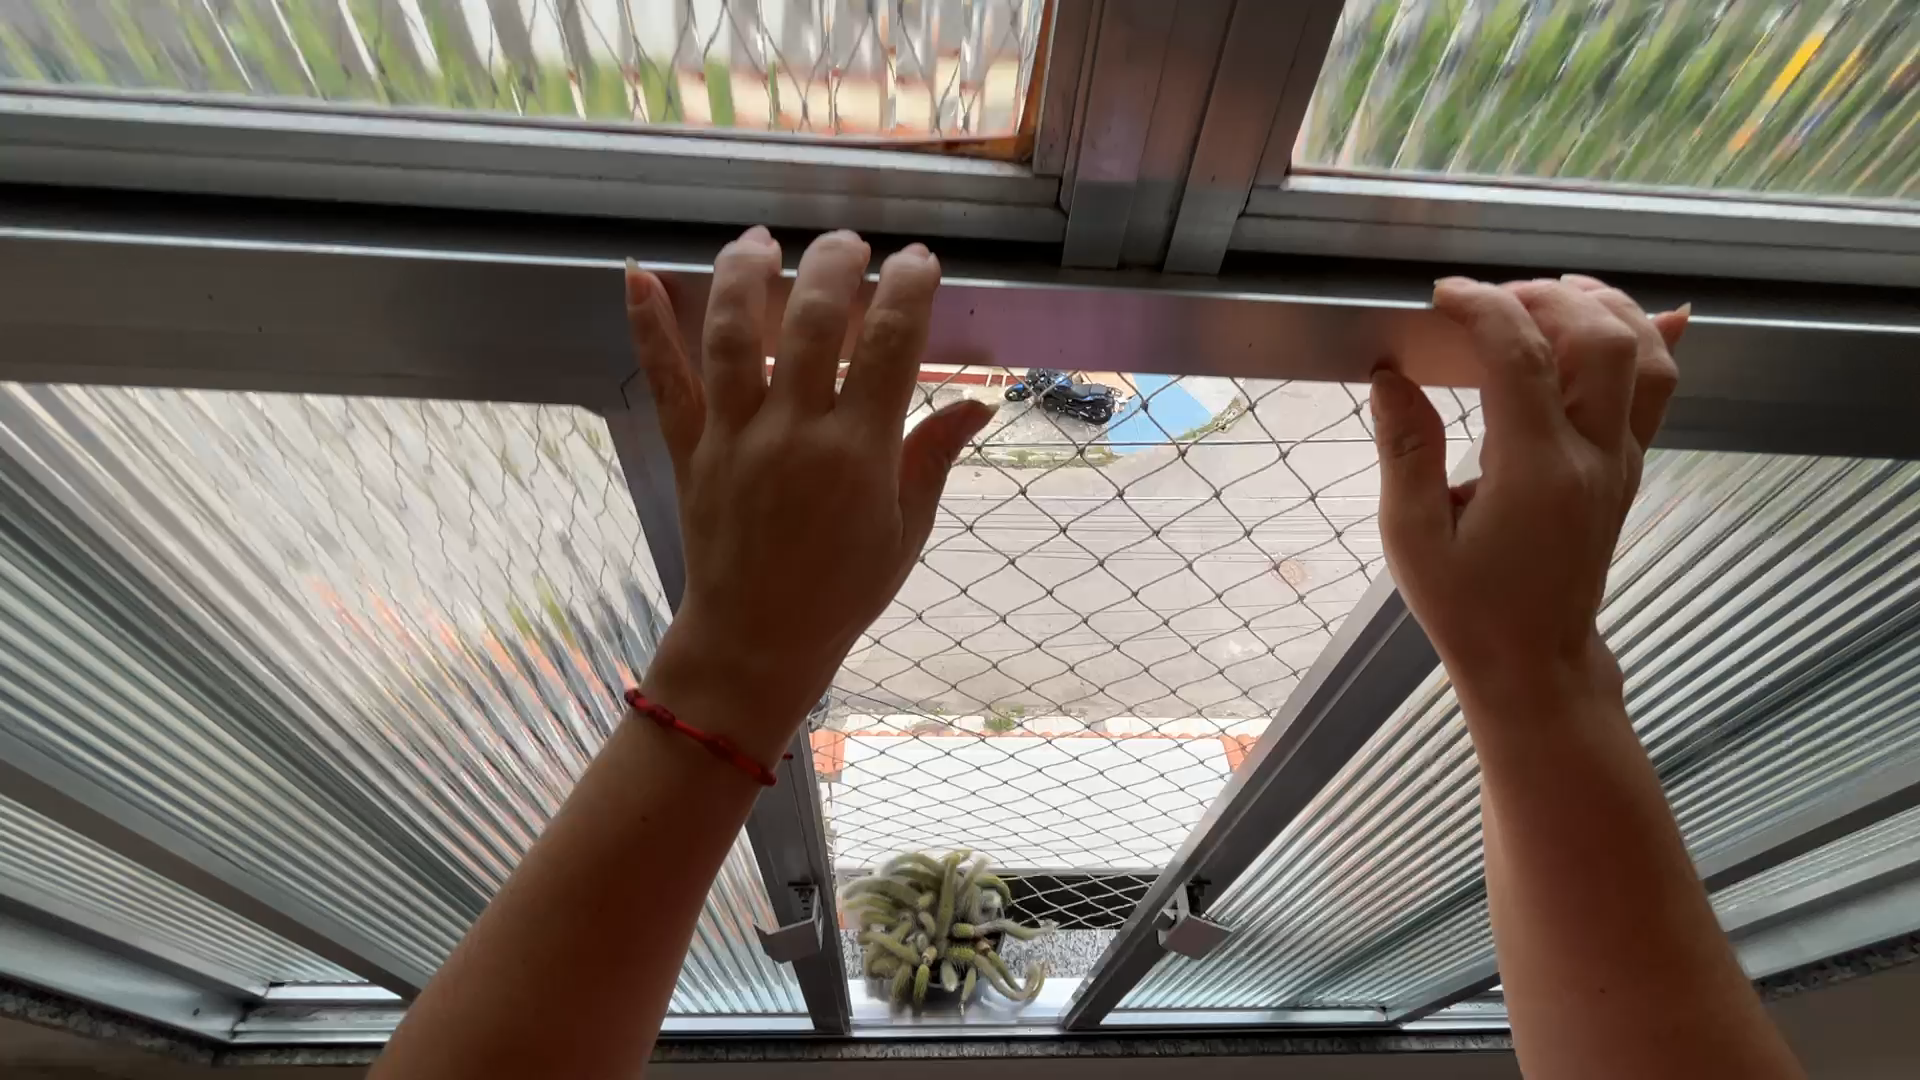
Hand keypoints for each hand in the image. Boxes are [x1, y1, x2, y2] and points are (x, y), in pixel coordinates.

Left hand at [624, 228, 994, 764]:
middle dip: (833, 264)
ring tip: (762, 239)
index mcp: (858, 453)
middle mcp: (793, 431)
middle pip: (811, 320)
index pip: (889, 345)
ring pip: (731, 334)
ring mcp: (734, 436)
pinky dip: (647, 326)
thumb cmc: (844, 592)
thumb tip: (980, 404)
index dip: (907, 290)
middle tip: (848, 242)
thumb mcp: (906, 532)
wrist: (758, 641)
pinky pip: (666, 381)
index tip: (918, 261)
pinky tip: (635, 274)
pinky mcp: (690, 450)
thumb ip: (933, 458)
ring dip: (744, 273)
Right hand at [1369, 275, 1688, 709]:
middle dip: (1543, 297)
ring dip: (1600, 307)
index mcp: (1534, 470)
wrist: (1531, 657)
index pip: (1520, 359)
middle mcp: (1594, 454)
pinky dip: (1650, 338)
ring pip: (1645, 354)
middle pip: (1601, 338)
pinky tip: (1638, 314)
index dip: (1482, 310)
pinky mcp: (1627, 468)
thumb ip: (1404, 450)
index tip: (1440, 294)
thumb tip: (1387, 378)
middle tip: (1485, 299)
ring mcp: (1622, 459)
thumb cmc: (1462, 602)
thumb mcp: (1411, 534)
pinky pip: (1660, 388)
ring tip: (1544, 294)